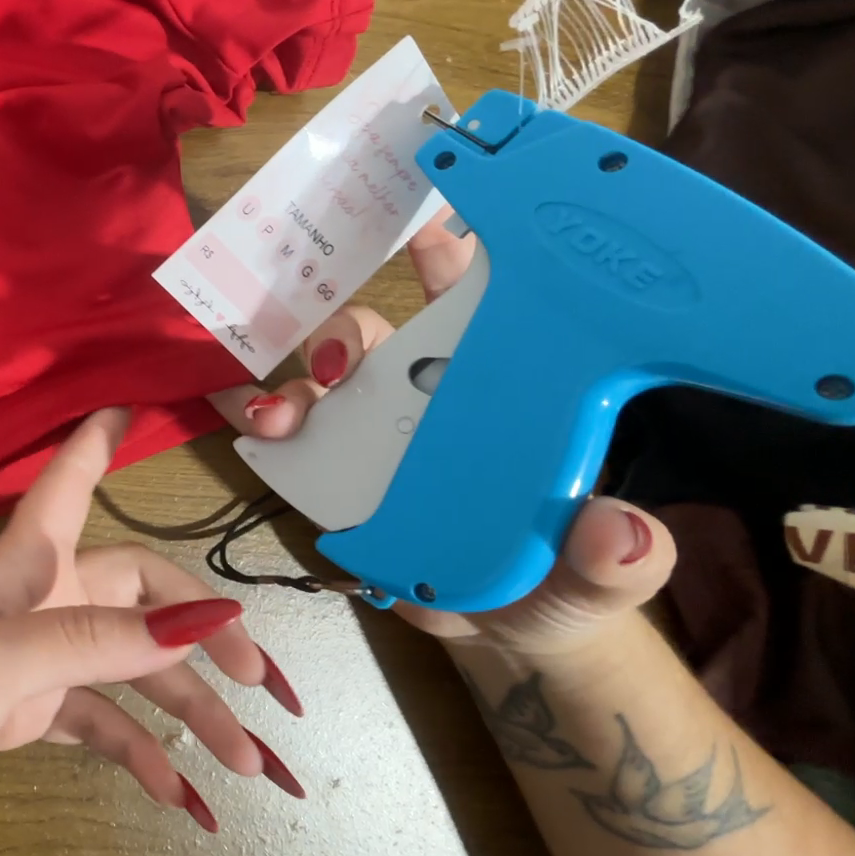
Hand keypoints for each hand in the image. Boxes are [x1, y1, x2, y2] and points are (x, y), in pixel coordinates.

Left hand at [0, 407, 304, 826]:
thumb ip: (97, 640)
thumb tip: (203, 619)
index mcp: (29, 564)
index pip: (72, 484)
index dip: (99, 444)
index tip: (130, 407)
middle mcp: (43, 600)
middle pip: (142, 597)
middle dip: (207, 635)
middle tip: (266, 685)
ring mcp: (36, 658)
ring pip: (132, 670)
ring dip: (190, 712)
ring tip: (252, 764)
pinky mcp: (25, 709)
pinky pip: (101, 723)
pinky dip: (142, 753)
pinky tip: (182, 793)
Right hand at [208, 207, 676, 655]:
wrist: (486, 631)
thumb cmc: (551, 587)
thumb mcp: (593, 581)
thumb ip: (613, 562)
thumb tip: (617, 529)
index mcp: (494, 397)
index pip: (472, 313)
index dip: (448, 260)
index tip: (424, 224)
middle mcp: (421, 400)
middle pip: (372, 339)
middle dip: (341, 334)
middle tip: (334, 365)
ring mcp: (365, 435)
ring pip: (317, 382)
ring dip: (290, 386)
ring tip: (275, 418)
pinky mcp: (323, 471)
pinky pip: (278, 433)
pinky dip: (248, 413)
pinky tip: (237, 417)